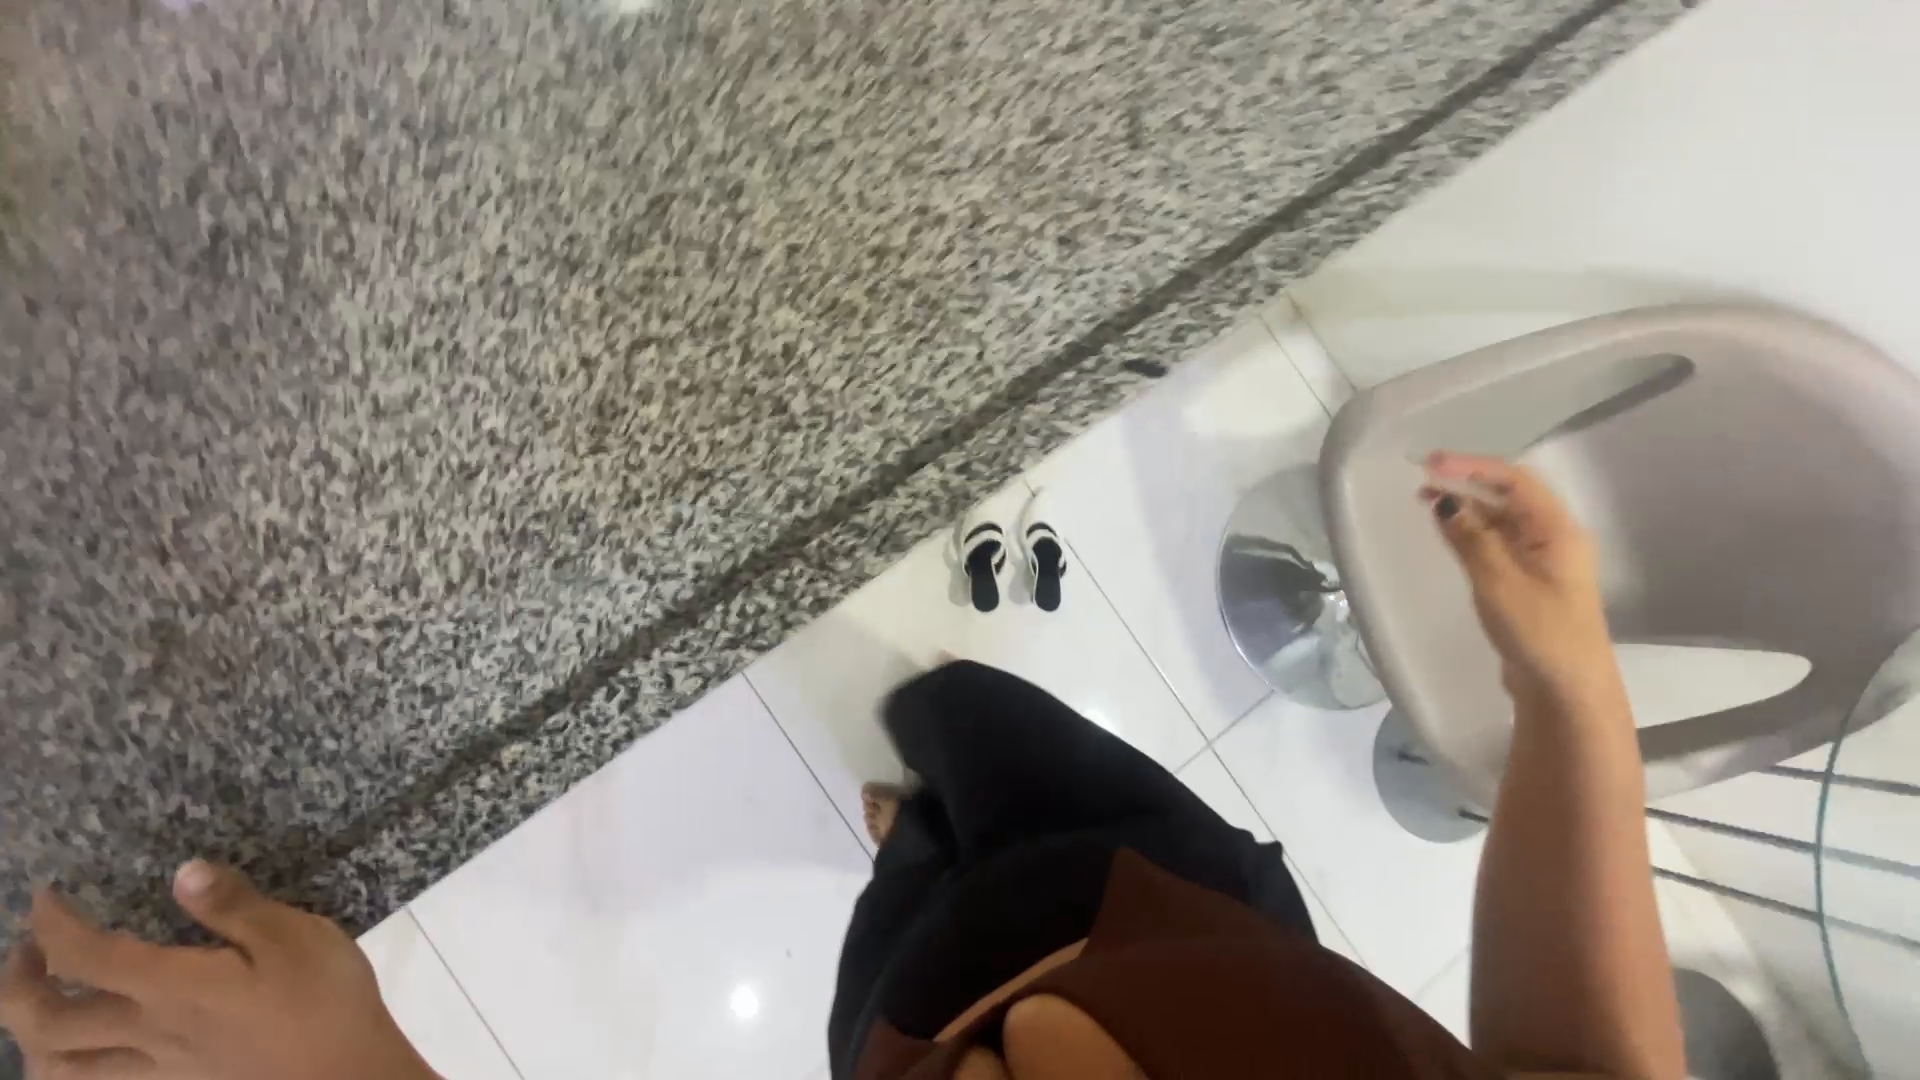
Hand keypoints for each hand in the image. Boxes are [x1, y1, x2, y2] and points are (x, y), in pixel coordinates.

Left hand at [0, 860, 435, 1079]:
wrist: (340, 1066)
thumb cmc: (321, 992)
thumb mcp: (293, 934)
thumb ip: (235, 906)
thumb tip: (183, 871)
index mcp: (172, 988)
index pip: (87, 958)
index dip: (55, 926)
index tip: (48, 895)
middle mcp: (145, 1030)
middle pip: (46, 1022)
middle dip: (19, 985)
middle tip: (25, 949)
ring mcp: (156, 1064)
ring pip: (56, 1065)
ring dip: (29, 1035)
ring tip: (39, 1004)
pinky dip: (68, 1067)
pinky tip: (88, 1052)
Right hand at [1422, 452, 1619, 709]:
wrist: (1565, 688)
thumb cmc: (1538, 631)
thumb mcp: (1498, 582)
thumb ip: (1471, 538)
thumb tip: (1444, 501)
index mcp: (1556, 531)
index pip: (1514, 481)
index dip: (1471, 466)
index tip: (1429, 463)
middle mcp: (1553, 537)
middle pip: (1509, 495)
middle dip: (1467, 482)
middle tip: (1422, 479)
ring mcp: (1541, 560)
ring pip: (1501, 518)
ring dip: (1466, 505)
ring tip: (1427, 502)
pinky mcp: (1527, 581)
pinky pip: (1496, 541)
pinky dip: (1470, 530)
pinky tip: (1448, 533)